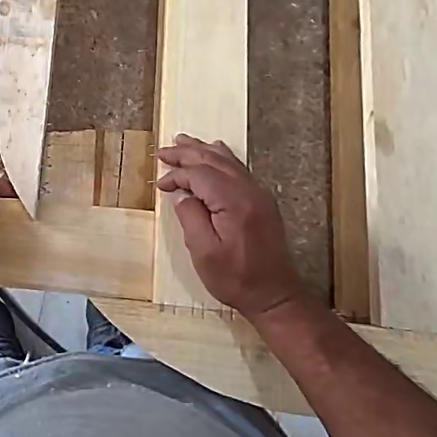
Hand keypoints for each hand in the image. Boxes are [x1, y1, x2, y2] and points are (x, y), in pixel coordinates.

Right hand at [156, 135, 303, 320]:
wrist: (275, 294)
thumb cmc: (237, 278)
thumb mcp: (204, 253)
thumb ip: (190, 217)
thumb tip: (182, 194)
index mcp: (234, 201)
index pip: (200, 174)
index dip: (178, 175)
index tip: (160, 185)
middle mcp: (249, 190)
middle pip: (214, 160)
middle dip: (187, 153)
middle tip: (164, 151)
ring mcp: (258, 193)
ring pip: (228, 161)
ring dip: (204, 151)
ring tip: (184, 142)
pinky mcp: (262, 201)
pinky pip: (238, 169)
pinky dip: (221, 158)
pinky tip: (215, 152)